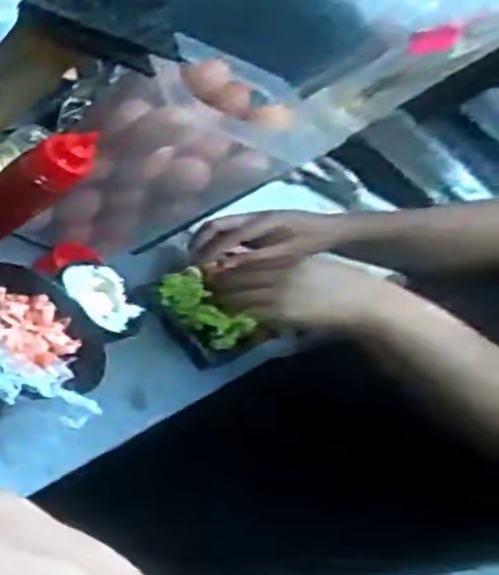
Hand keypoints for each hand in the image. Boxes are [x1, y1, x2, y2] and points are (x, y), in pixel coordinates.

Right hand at [190, 210, 349, 272]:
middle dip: (197, 244)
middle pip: (212, 226)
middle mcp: (253, 216)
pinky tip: (214, 256)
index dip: (210, 253)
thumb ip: (253, 258)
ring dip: (201, 243)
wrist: (333, 229)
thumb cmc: (312, 241)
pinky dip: (211, 243)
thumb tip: (222, 266)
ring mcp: (250, 218)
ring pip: (213, 227)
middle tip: (192, 263)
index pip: (227, 236)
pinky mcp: (249, 223)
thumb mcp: (287, 252)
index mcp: (263, 221)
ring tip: (199, 260)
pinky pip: (222, 231)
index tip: (198, 269)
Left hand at [211, 256, 404, 334]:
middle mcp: (282, 274)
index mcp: (291, 260)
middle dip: (215, 285)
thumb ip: (284, 267)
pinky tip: (231, 313)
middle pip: (232, 278)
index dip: (223, 269)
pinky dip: (234, 312)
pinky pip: (245, 311)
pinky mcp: (278, 312)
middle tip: (205, 291)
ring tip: (214, 303)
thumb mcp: (313, 268)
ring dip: (220, 300)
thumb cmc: (341, 285)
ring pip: (233, 296)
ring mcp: (278, 293)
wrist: (368, 304)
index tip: (210, 274)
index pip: (244, 262)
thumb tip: (251, 270)